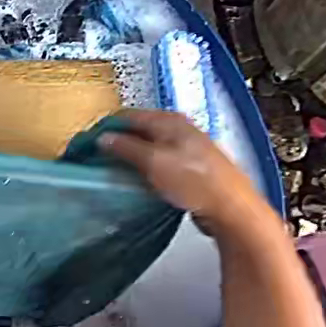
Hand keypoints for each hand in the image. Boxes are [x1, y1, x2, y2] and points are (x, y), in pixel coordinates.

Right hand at [98, 108, 281, 241]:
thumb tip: (102, 138)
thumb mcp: (152, 162)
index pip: (127, 115)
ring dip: (134, 156)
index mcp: (168, 119)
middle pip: (140, 129)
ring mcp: (189, 146)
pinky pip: (163, 160)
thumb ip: (125, 148)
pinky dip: (149, 166)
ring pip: (151, 145)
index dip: (107, 128)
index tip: (90, 144)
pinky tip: (144, 181)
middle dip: (120, 141)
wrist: (235, 211)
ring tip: (118, 171)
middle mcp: (179, 127)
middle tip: (101, 158)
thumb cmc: (193, 181)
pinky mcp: (195, 166)